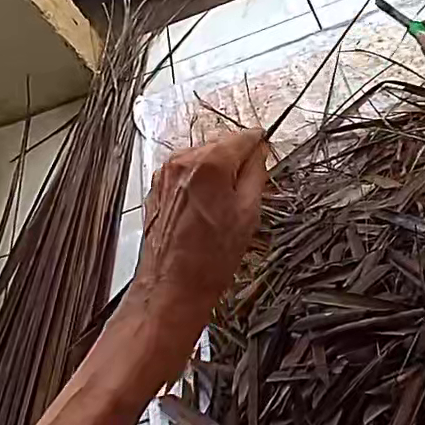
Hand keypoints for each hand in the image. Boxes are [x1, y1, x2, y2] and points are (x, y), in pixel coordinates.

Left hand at [122, 130, 267, 384]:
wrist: (172, 287)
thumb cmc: (208, 259)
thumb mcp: (248, 213)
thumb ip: (256, 174)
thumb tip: (260, 154)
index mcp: (210, 164)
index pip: (243, 137)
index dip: (259, 143)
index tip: (267, 151)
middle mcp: (183, 162)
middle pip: (221, 144)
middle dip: (238, 158)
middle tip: (252, 184)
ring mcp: (166, 174)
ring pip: (203, 157)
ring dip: (218, 169)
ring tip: (228, 201)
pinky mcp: (157, 187)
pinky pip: (186, 172)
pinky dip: (200, 180)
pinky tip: (208, 206)